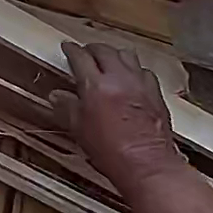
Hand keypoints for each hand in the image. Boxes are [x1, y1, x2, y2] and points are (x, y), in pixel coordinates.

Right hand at [50, 42, 185, 188]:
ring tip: (108, 60)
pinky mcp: (155, 92)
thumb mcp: (80, 130)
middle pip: (104, 50)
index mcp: (96, 85)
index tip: (67, 48)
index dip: (71, 50)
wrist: (147, 165)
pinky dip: (134, 69)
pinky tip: (131, 78)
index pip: (80, 57)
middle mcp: (119, 78)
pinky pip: (143, 71)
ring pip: (126, 55)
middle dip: (92, 49)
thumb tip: (57, 95)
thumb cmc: (111, 151)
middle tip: (85, 53)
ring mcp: (140, 83)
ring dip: (114, 54)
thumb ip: (67, 108)